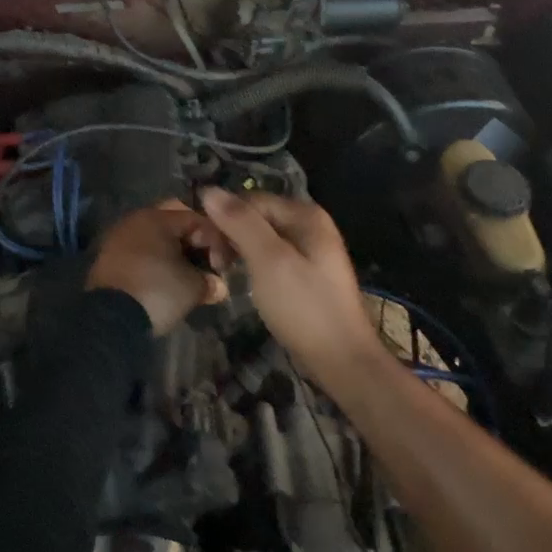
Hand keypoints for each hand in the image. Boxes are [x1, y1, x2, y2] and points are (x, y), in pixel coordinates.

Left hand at [86, 201, 230, 334]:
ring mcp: (118, 239)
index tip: (222, 267)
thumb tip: (219, 286)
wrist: (110, 319)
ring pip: (155, 238)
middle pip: (174, 224)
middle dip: (194, 243)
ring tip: (188, 275)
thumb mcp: (192, 287)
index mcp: (156, 217)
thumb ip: (209, 281)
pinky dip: (156, 262)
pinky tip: (166, 280)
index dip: (215, 241)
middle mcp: (135, 220)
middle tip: (207, 264)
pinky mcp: (108, 259)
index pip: (196, 219)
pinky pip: (140, 252)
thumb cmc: (157, 292)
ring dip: (174, 253)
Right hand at [199, 187, 383, 383]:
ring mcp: (311, 251)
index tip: (209, 249)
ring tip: (225, 273)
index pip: (252, 200)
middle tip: (217, 265)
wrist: (342, 360)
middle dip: (232, 235)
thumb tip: (209, 190)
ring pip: (263, 238)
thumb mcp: (268, 261)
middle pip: (258, 217)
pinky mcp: (307, 274)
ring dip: (240, 251)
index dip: (226, 218)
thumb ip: (240, 223)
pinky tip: (246, 282)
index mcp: (306, 215)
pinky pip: (273, 257)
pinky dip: (255, 265)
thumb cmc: (304, 307)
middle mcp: (311, 225)